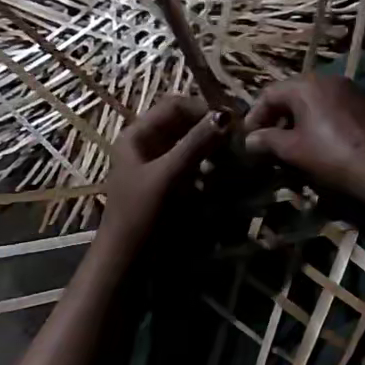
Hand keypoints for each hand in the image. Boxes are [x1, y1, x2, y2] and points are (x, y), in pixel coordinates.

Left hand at [100, 95, 227, 242]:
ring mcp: (156, 164)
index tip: (233, 121)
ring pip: (189, 144)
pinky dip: (207, 165)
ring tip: (234, 156)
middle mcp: (146, 144)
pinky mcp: (168, 184)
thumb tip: (225, 115)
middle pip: (183, 123)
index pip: (175, 105)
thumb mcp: (167, 176)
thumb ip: (195, 144)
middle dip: (210, 128)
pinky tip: (224, 173)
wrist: (125, 260)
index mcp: (137, 135)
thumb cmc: (140, 214)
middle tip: (239, 139)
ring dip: (212, 147)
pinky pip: (191, 164)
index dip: (203, 109)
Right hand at [243, 75, 364, 206]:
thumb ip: (268, 140)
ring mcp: (347, 90)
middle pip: (290, 94)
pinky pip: (329, 107)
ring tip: (288, 145)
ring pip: (311, 101)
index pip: (269, 94)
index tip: (248, 139)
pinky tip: (314, 142)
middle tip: (266, 142)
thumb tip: (249, 140)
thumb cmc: (330, 154)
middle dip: (275, 118)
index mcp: (305, 85)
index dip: (255, 116)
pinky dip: (316, 121)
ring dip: (295, 120)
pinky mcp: (361, 103)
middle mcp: (326, 79)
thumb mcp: (293, 149)